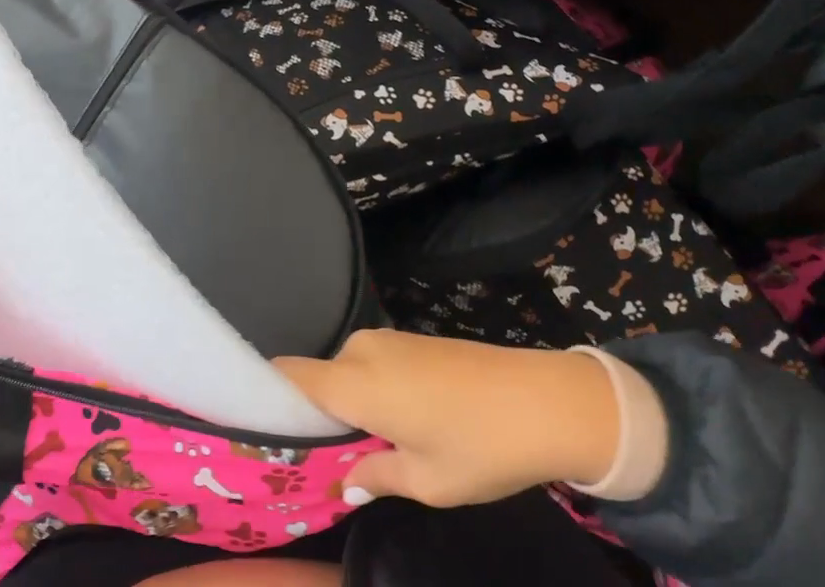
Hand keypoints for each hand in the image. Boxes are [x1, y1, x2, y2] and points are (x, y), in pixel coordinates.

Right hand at [273, 330, 618, 507]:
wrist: (556, 401)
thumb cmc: (483, 446)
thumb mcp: (429, 481)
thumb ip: (376, 478)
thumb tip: (346, 484)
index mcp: (353, 383)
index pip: (285, 374)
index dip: (268, 397)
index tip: (269, 430)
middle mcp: (360, 352)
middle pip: (317, 377)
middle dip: (318, 412)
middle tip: (333, 454)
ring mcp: (389, 341)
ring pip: (347, 371)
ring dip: (351, 402)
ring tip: (375, 442)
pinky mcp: (414, 341)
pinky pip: (372, 364)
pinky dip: (374, 390)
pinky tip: (406, 420)